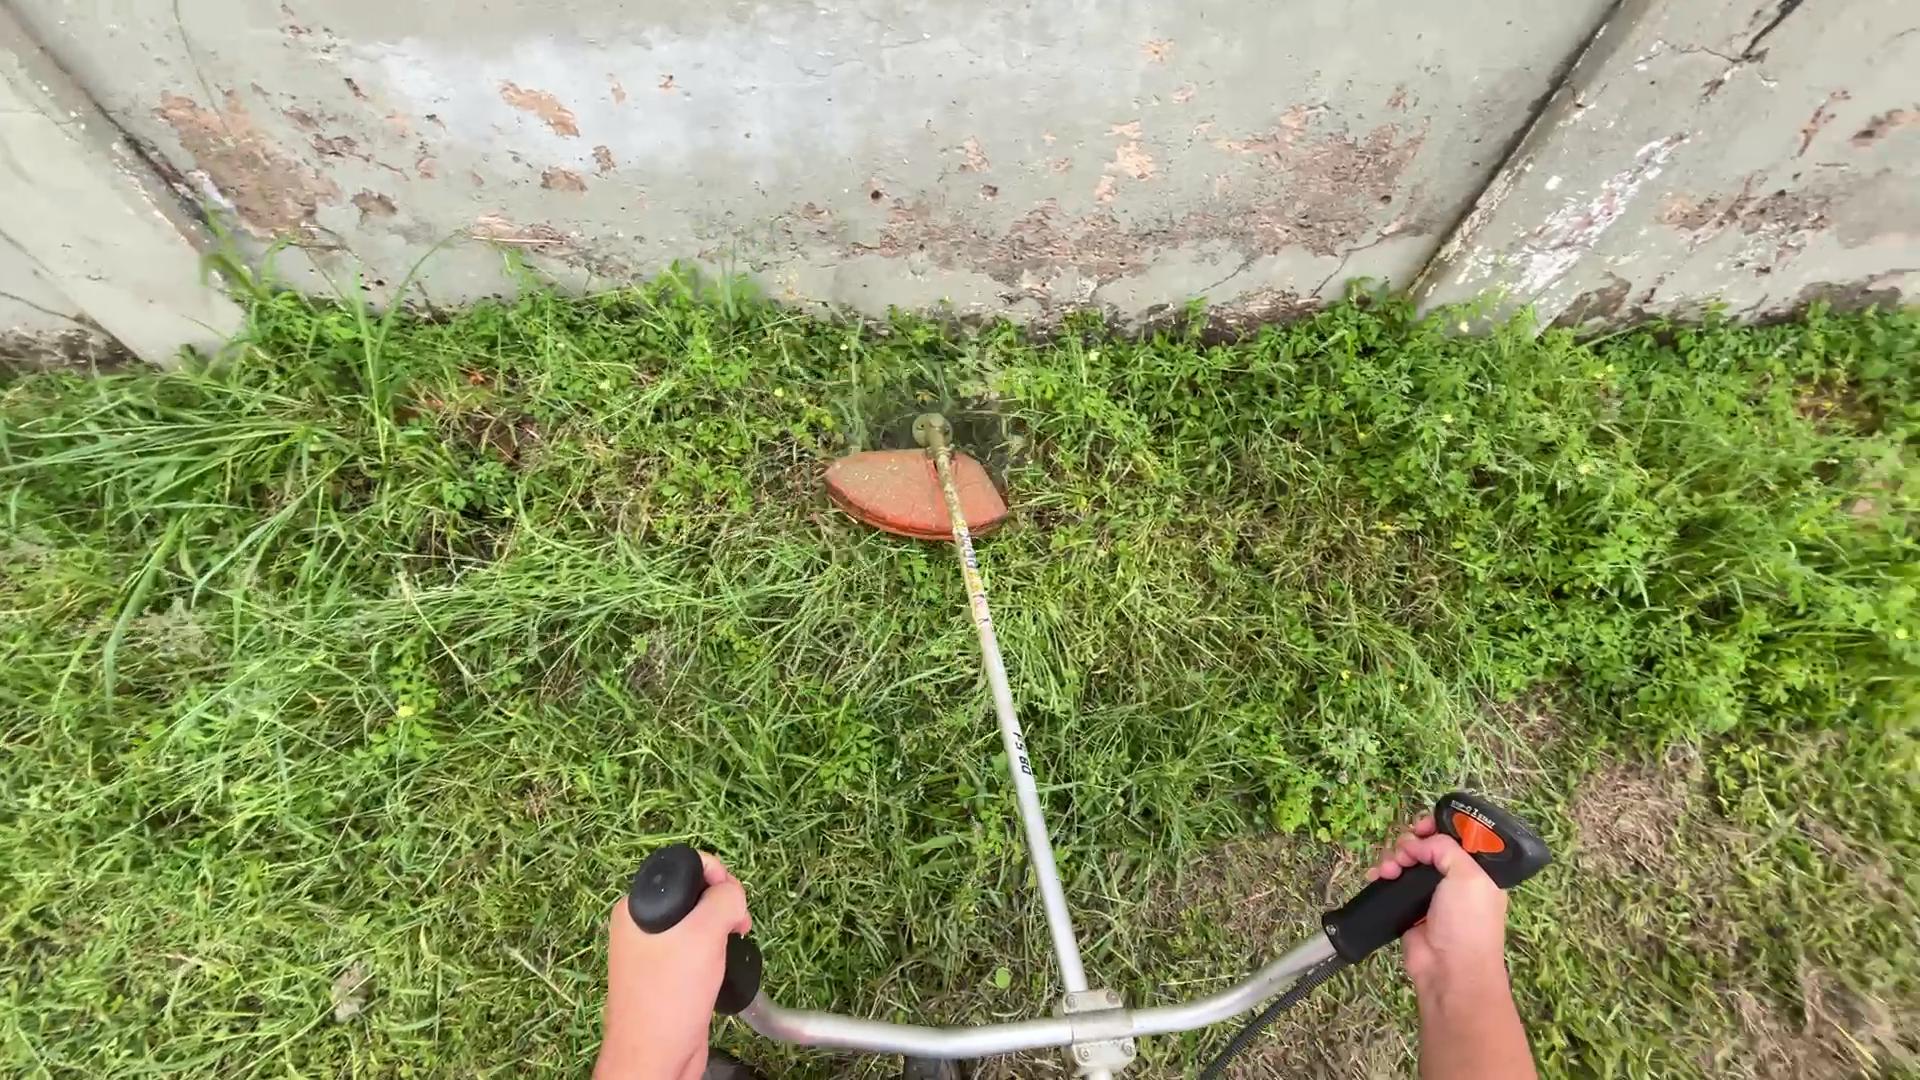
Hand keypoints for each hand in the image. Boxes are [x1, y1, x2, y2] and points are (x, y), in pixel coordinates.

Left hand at [594, 853, 751, 1079]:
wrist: (655, 1059)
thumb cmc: (674, 991)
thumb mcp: (705, 931)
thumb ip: (725, 897)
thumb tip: (732, 896)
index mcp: (636, 904)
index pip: (686, 865)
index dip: (716, 874)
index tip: (732, 899)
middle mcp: (640, 922)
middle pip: (695, 890)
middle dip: (723, 901)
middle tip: (736, 924)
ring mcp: (652, 948)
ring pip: (699, 917)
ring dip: (722, 925)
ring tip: (734, 941)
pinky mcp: (665, 971)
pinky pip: (696, 943)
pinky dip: (714, 946)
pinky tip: (722, 962)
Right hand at [1365, 816, 1508, 993]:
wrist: (1449, 969)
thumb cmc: (1467, 922)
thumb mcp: (1469, 877)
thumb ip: (1444, 847)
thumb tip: (1416, 843)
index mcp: (1476, 871)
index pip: (1455, 837)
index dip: (1437, 827)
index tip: (1421, 827)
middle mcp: (1452, 878)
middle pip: (1424, 844)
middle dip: (1409, 843)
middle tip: (1405, 854)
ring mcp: (1428, 892)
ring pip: (1404, 858)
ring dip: (1392, 857)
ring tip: (1388, 870)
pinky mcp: (1407, 903)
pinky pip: (1390, 877)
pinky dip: (1380, 872)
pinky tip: (1376, 876)